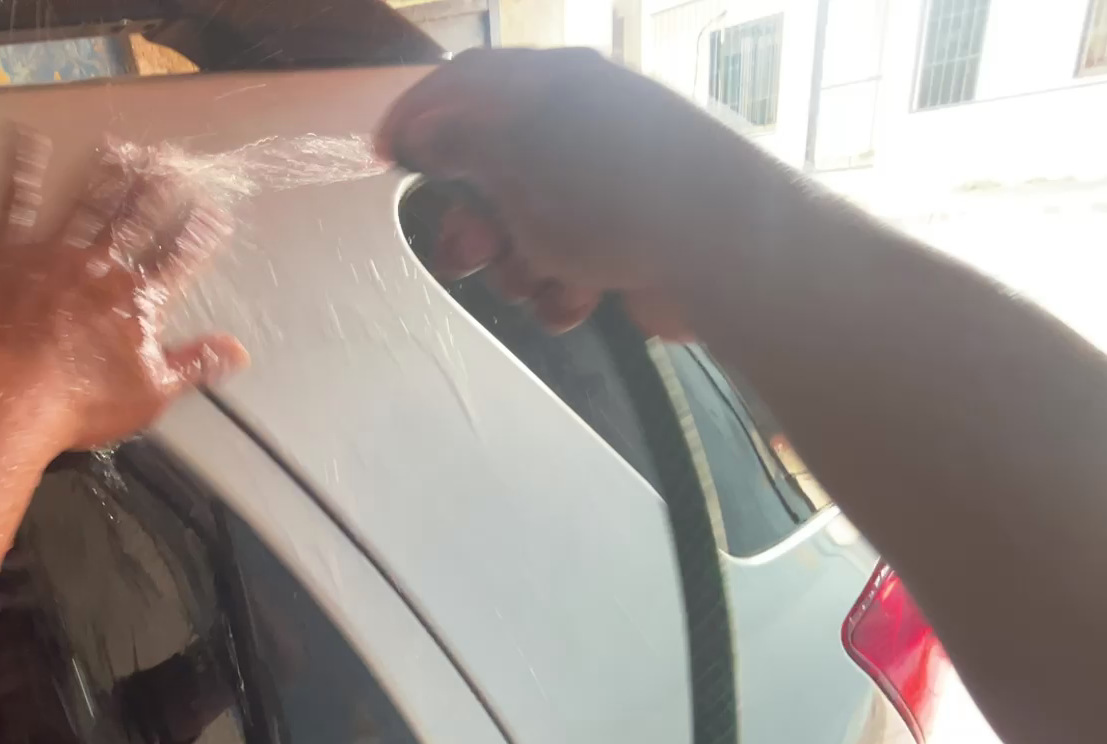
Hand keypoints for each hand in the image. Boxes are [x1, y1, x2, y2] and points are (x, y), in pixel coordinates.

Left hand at [0, 130, 249, 449]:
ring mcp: (55, 254)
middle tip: (172, 161)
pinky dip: (22, 170)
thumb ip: (194, 364)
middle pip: (137, 218)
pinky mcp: (9, 253)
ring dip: (107, 173)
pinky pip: (17, 202)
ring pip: (87, 201)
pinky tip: (26, 140)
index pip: (179, 259)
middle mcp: (102, 266)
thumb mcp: (150, 393)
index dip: (199, 235)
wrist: (7, 397)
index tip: (214, 213)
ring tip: (123, 148)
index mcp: (138, 301)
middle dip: (158, 189)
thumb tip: (236, 351)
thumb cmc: (79, 403)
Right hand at [378, 48, 780, 336]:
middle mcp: (569, 136)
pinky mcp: (613, 244)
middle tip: (470, 252)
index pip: (465, 86)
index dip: (417, 115)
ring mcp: (592, 192)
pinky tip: (582, 294)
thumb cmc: (617, 194)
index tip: (384, 159)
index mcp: (551, 92)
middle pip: (482, 176)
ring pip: (514, 235)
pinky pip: (554, 271)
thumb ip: (462, 144)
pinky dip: (557, 291)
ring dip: (515, 266)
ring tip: (543, 275)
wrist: (722, 254)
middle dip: (470, 224)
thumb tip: (417, 132)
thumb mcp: (524, 161)